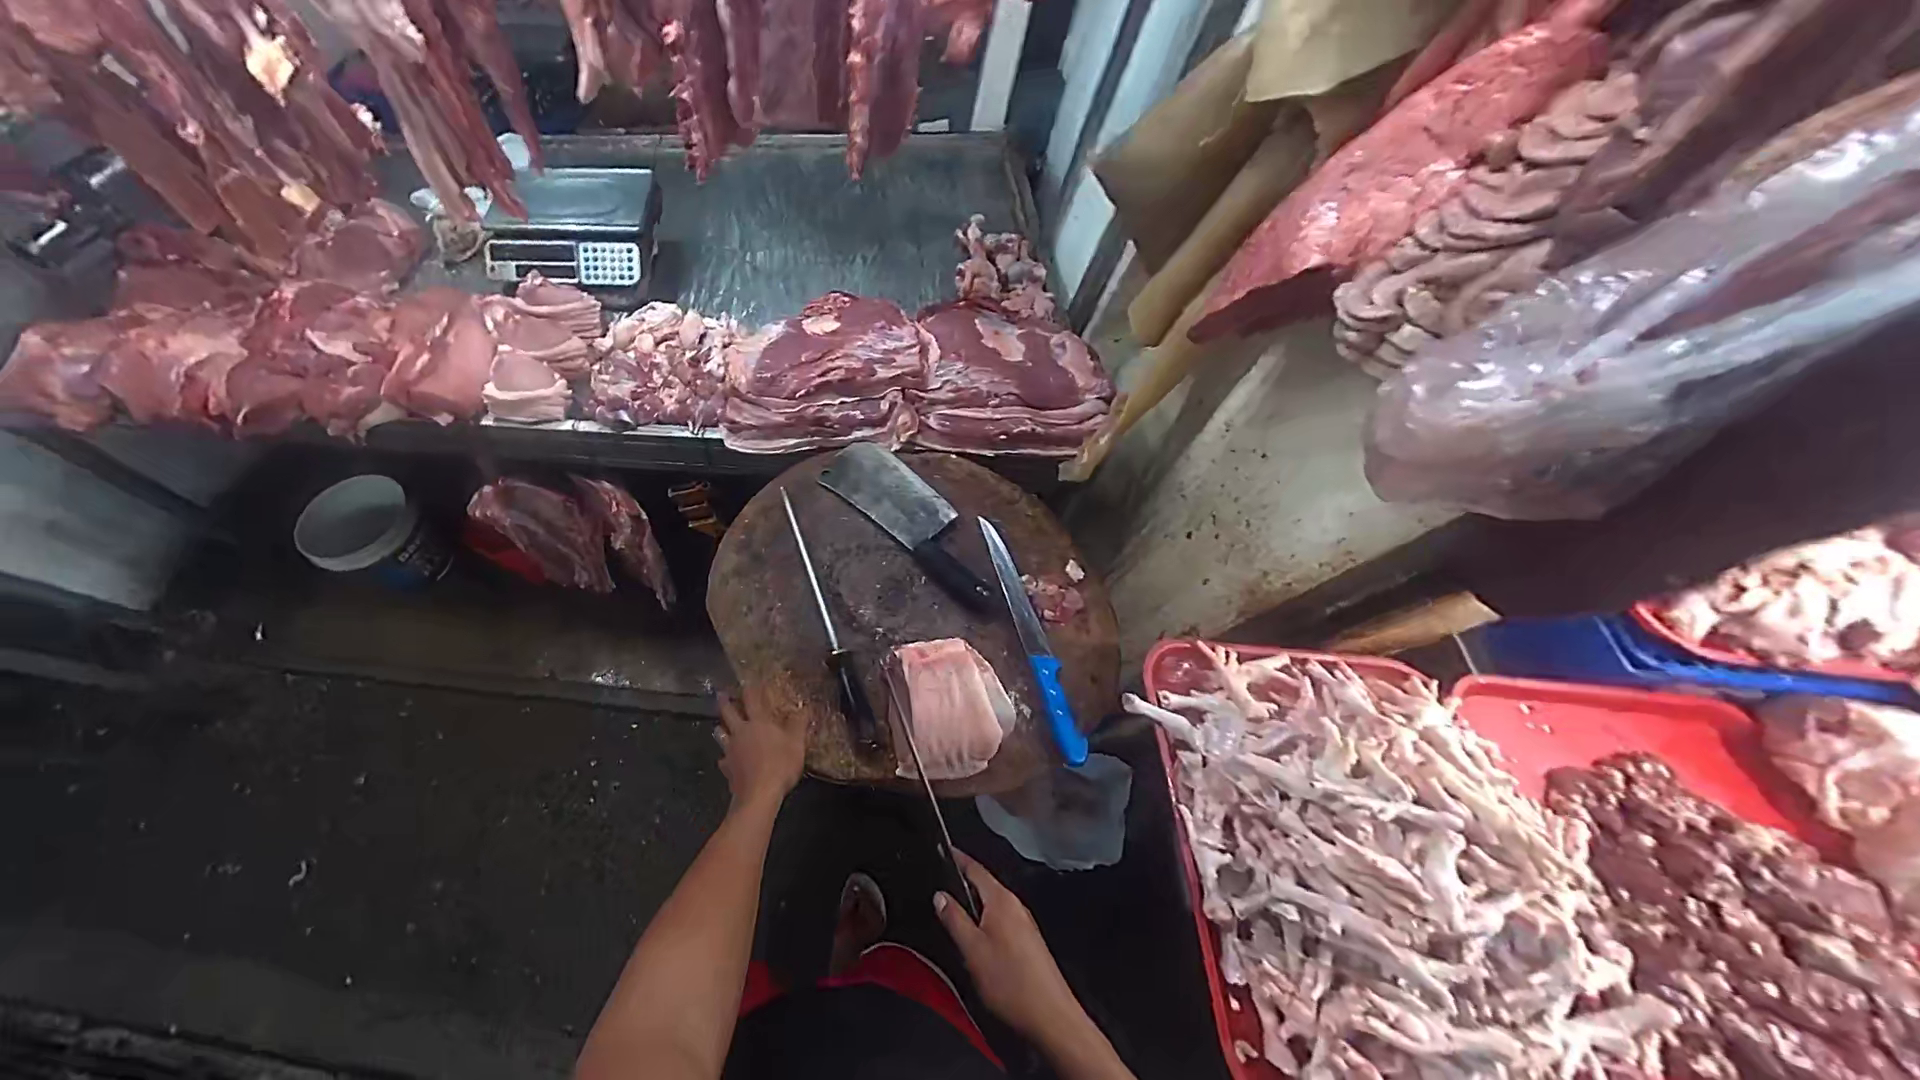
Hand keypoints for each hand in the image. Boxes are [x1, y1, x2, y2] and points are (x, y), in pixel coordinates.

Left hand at [715, 689, 804, 813]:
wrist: (759, 794)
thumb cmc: (781, 764)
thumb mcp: (797, 743)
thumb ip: (798, 724)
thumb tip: (803, 708)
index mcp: (758, 723)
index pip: (752, 700)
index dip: (751, 689)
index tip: (748, 681)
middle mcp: (741, 733)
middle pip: (729, 713)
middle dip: (725, 702)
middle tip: (721, 694)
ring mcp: (731, 751)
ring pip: (721, 735)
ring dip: (720, 728)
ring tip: (719, 726)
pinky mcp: (727, 769)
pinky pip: (723, 760)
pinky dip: (724, 758)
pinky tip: (726, 760)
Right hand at [933, 851, 1087, 1040]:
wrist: (1050, 1017)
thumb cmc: (1010, 982)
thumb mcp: (972, 950)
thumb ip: (954, 919)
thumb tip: (940, 895)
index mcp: (1002, 900)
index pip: (975, 868)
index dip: (957, 858)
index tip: (943, 849)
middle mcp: (1015, 905)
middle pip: (984, 885)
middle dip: (963, 883)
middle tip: (940, 883)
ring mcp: (1024, 923)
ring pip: (992, 904)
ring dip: (973, 904)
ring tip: (952, 910)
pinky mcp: (1028, 941)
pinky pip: (1000, 920)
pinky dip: (984, 920)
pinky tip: (974, 937)